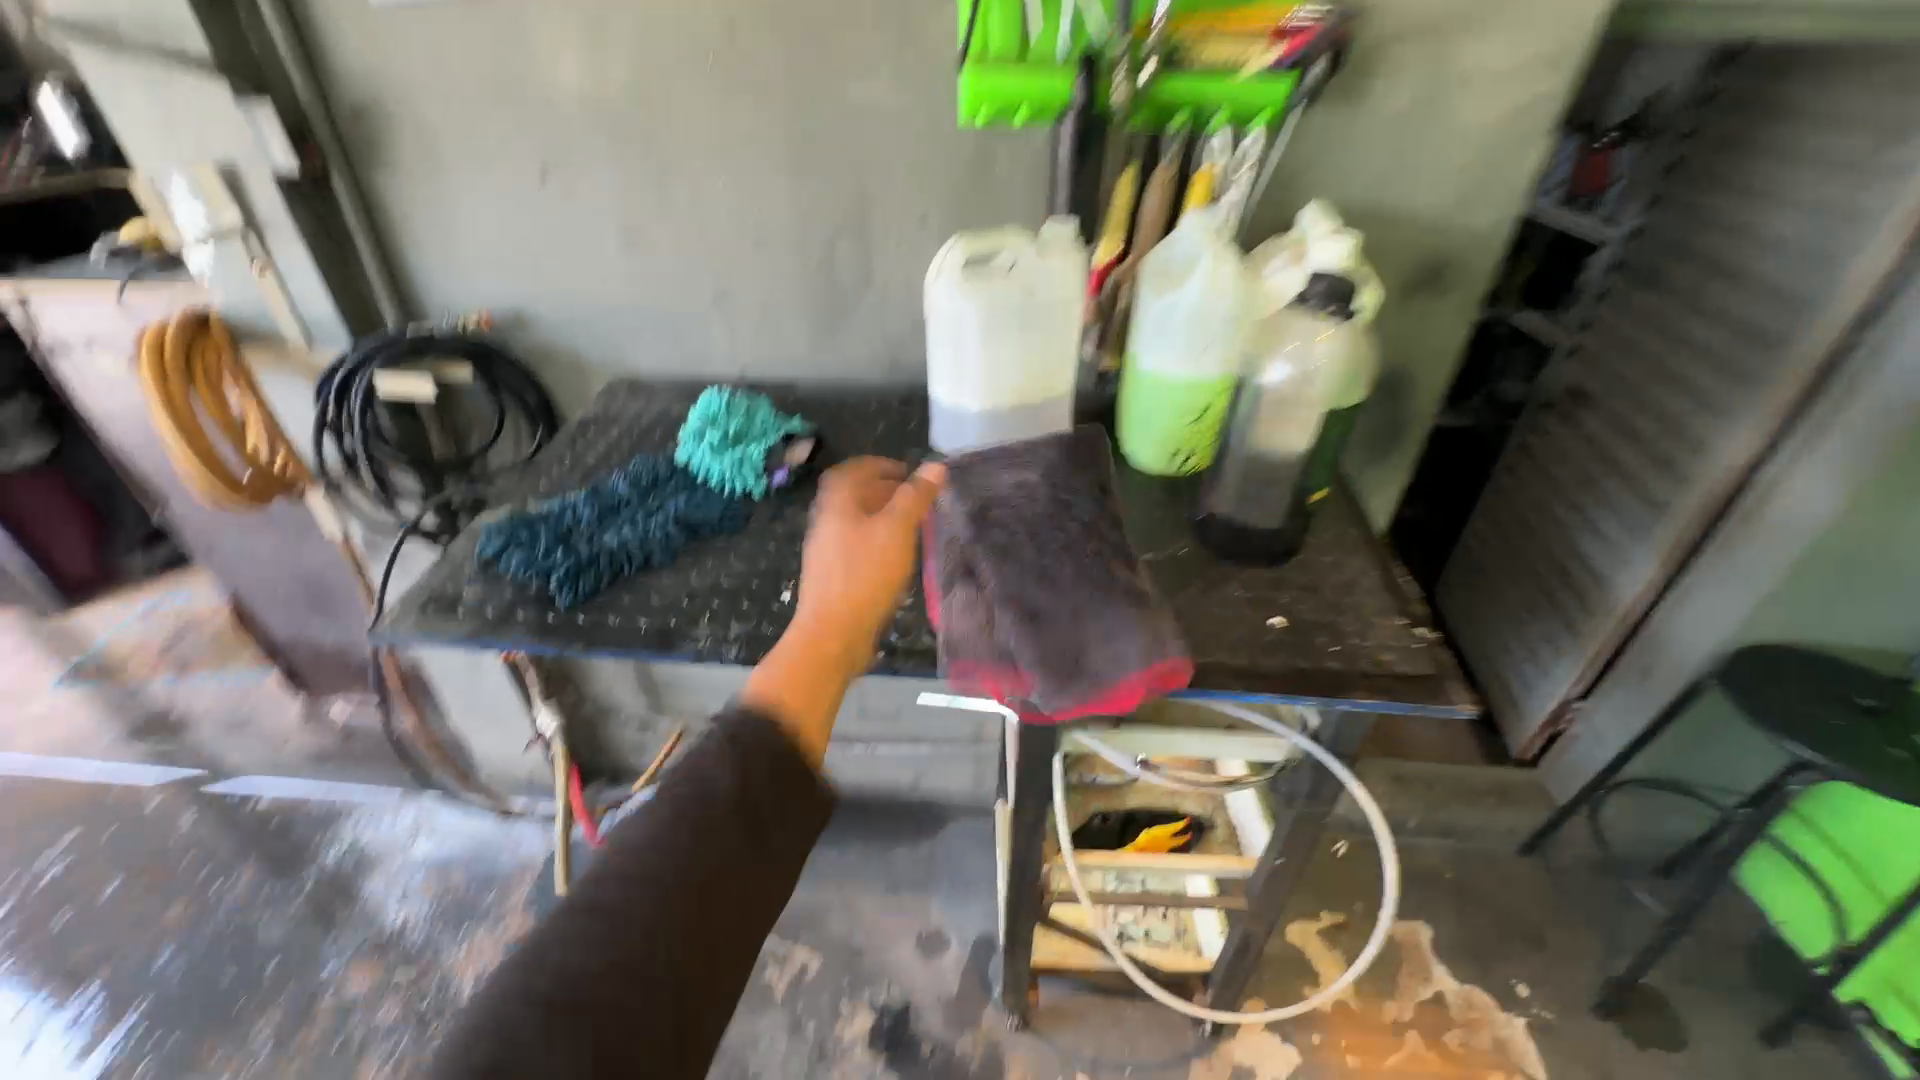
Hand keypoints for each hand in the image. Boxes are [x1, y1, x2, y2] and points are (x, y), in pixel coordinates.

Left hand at [793, 457, 946, 665]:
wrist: (833, 633)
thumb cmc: (865, 575)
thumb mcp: (897, 530)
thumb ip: (915, 497)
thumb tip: (935, 465)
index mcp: (836, 504)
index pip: (850, 471)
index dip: (877, 465)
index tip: (905, 471)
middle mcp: (825, 523)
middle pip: (852, 496)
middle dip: (882, 490)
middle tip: (913, 497)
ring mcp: (826, 552)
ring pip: (854, 523)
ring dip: (880, 518)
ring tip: (911, 526)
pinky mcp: (832, 577)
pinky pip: (855, 547)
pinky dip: (876, 541)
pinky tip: (896, 557)